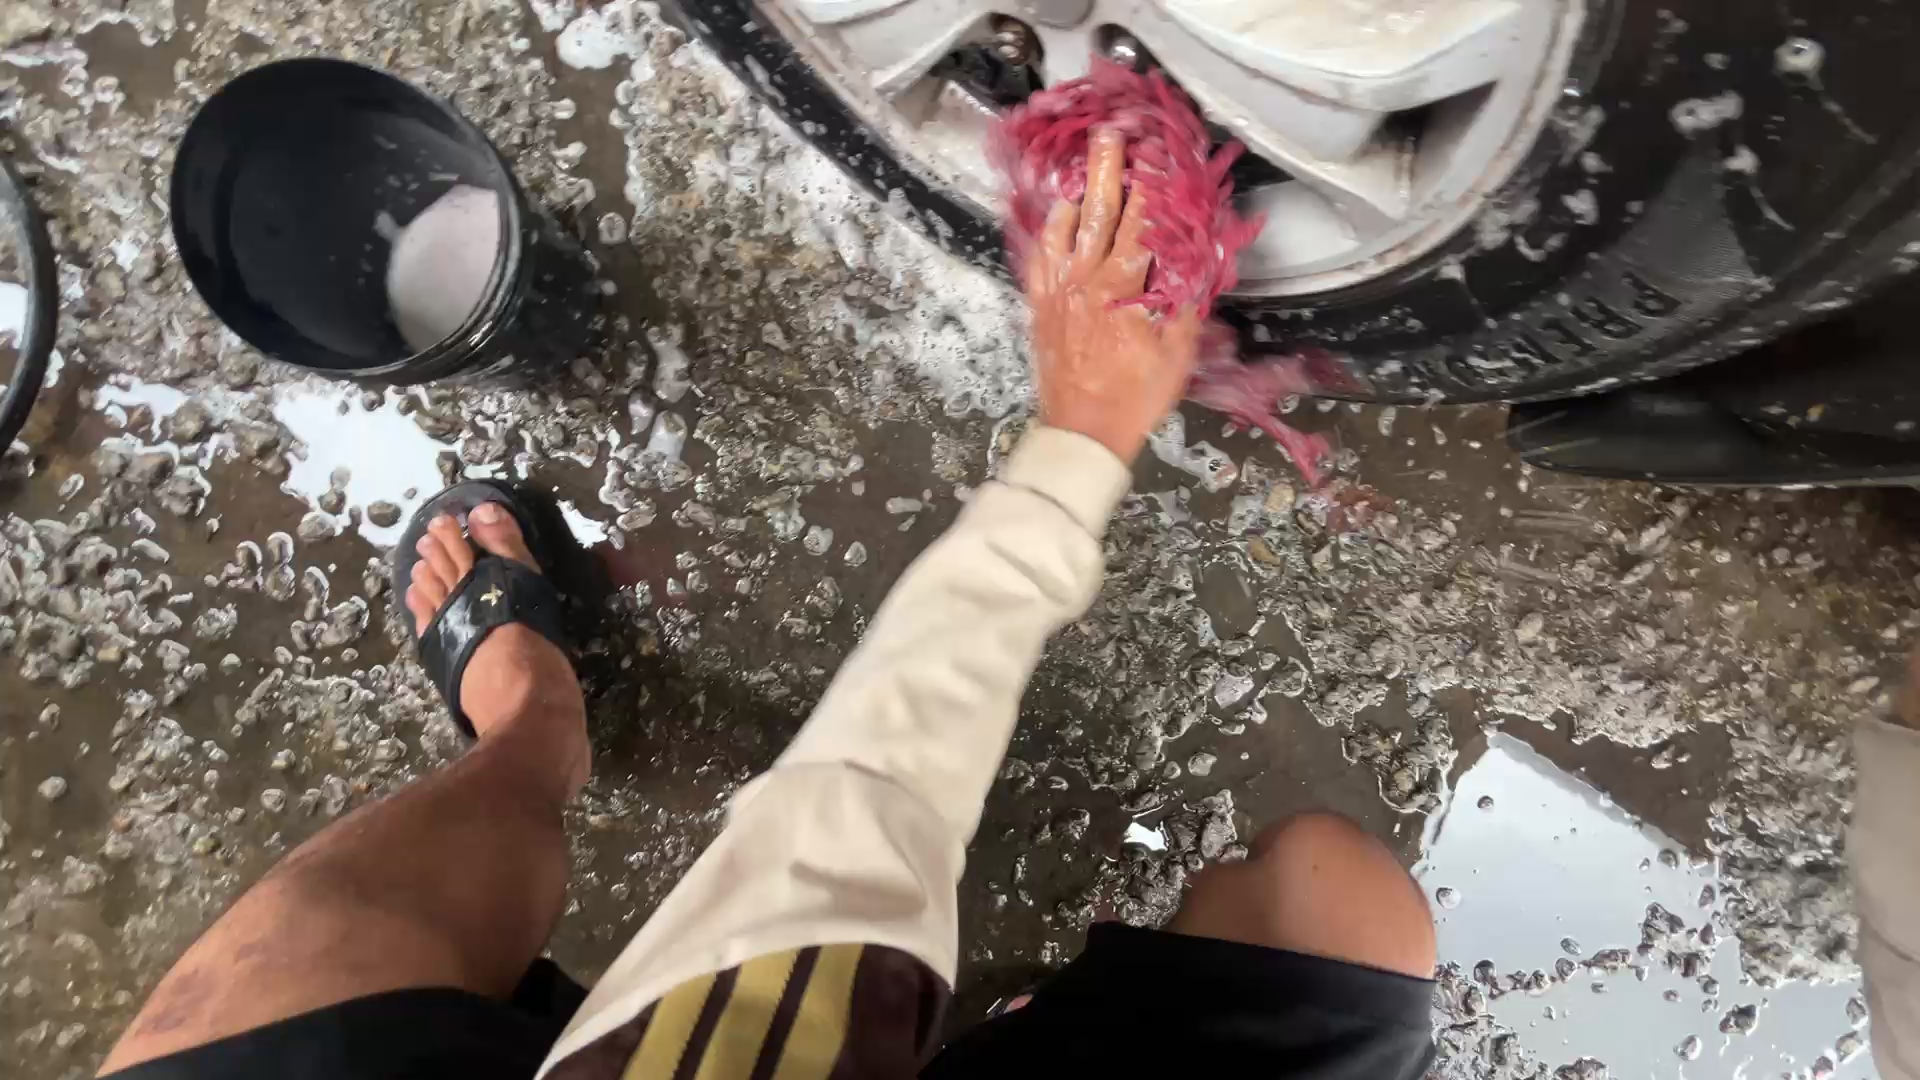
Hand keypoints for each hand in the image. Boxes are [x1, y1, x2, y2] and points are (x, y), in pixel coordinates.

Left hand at [1025, 128, 1201, 464]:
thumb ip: (1184, 301)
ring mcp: (1058, 294)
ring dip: (1079, 195)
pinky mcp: (1041, 309)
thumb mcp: (1175, 353)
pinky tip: (1057, 218)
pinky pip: (1041, 261)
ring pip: (1066, 232)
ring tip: (1086, 168)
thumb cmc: (1133, 398)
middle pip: (1100, 215)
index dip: (1149, 186)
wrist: (1082, 431)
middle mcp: (1086, 283)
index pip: (1140, 225)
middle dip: (1109, 171)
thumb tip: (1194, 259)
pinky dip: (1049, 235)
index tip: (1156, 154)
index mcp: (1123, 290)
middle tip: (1110, 134)